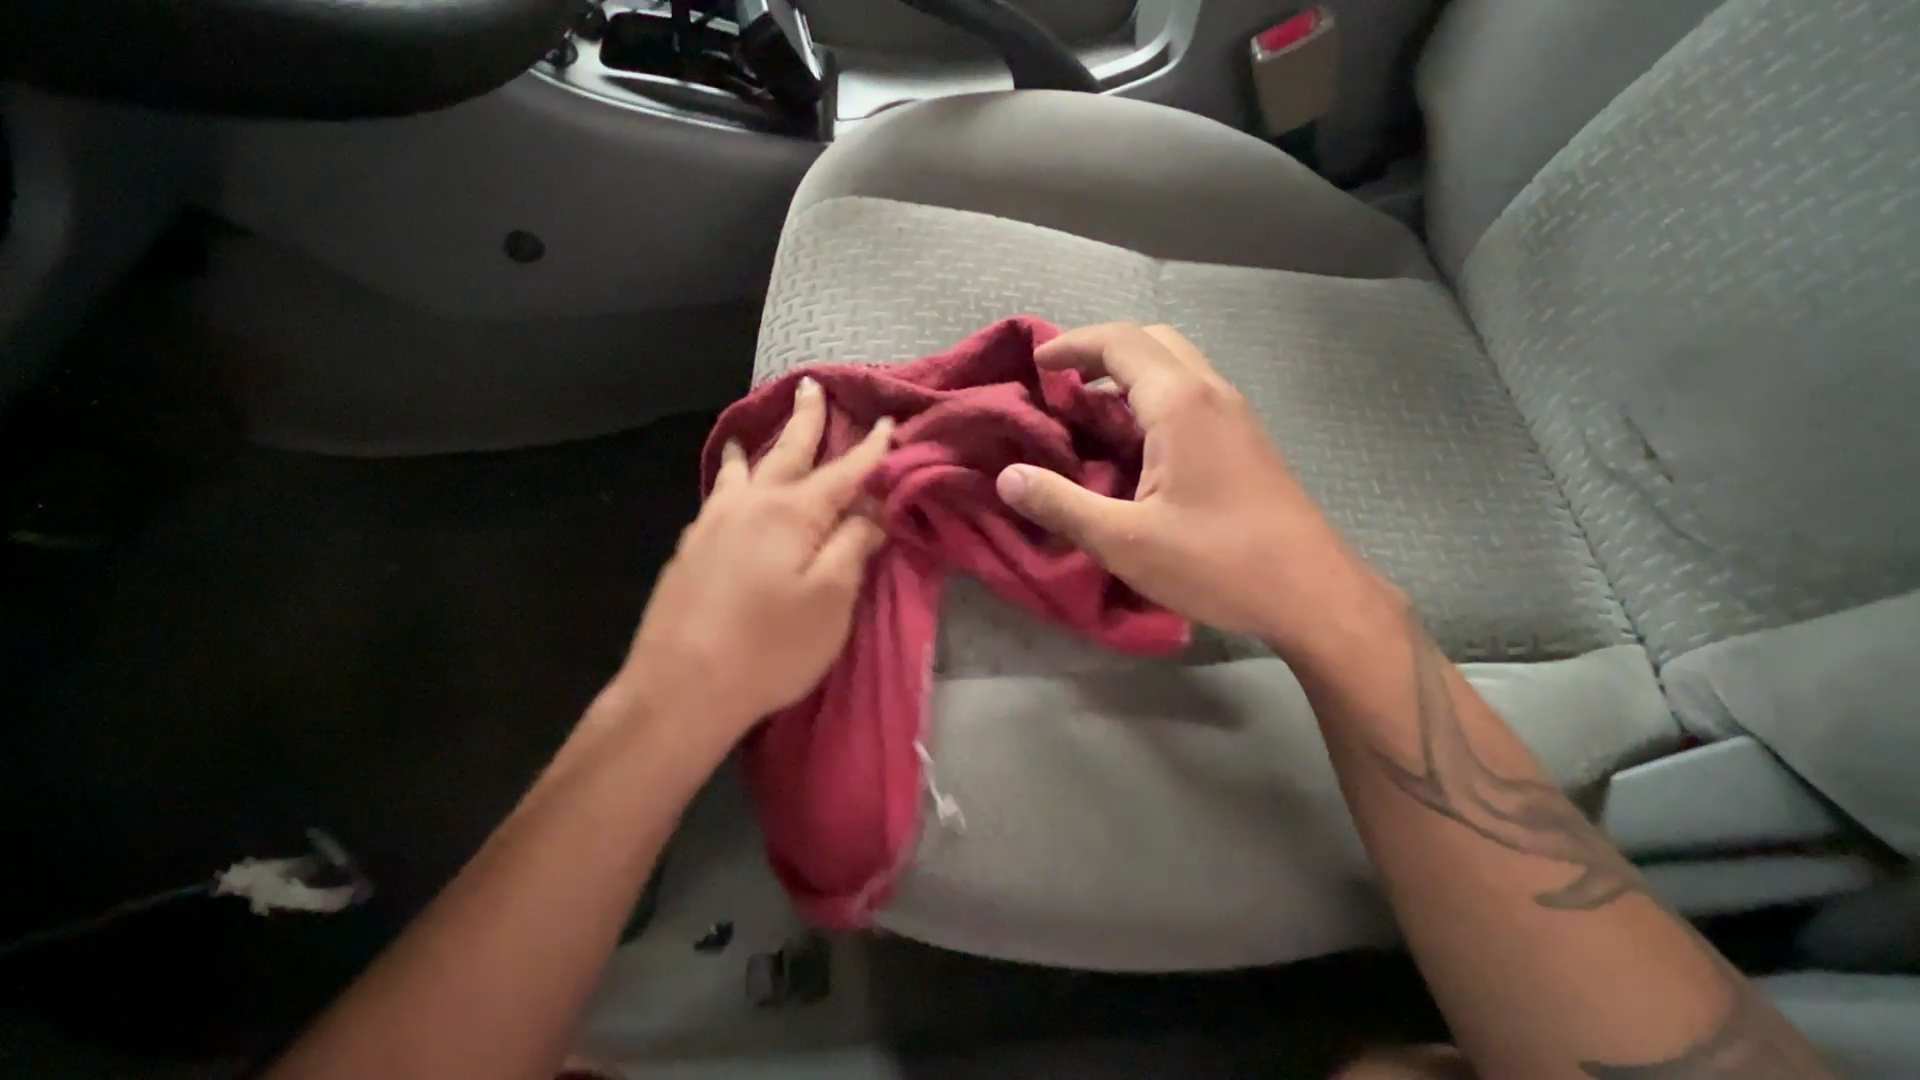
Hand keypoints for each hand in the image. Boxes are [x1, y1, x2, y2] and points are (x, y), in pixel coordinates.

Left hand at [615, 377, 892, 743]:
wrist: (681, 686)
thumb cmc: (770, 647)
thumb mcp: (831, 600)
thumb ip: (853, 546)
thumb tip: (871, 508)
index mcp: (791, 514)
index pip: (842, 472)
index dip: (868, 449)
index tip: (885, 423)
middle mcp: (749, 506)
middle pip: (784, 453)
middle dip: (804, 421)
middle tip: (810, 387)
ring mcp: (711, 526)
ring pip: (738, 472)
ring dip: (753, 447)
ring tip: (748, 433)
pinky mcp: (689, 551)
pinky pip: (716, 498)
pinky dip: (729, 482)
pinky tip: (725, 492)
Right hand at [995, 323, 1396, 655]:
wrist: (1314, 594)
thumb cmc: (1217, 563)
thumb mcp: (1125, 541)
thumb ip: (1061, 504)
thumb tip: (1006, 477)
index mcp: (1180, 403)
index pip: (1120, 342)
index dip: (1071, 345)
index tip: (1036, 364)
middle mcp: (1212, 394)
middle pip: (1152, 342)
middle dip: (1101, 352)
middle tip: (1061, 384)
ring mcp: (1236, 416)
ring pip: (1177, 368)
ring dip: (1130, 376)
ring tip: (1089, 414)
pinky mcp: (1247, 442)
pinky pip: (1193, 396)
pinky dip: (1154, 400)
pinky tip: (1136, 447)